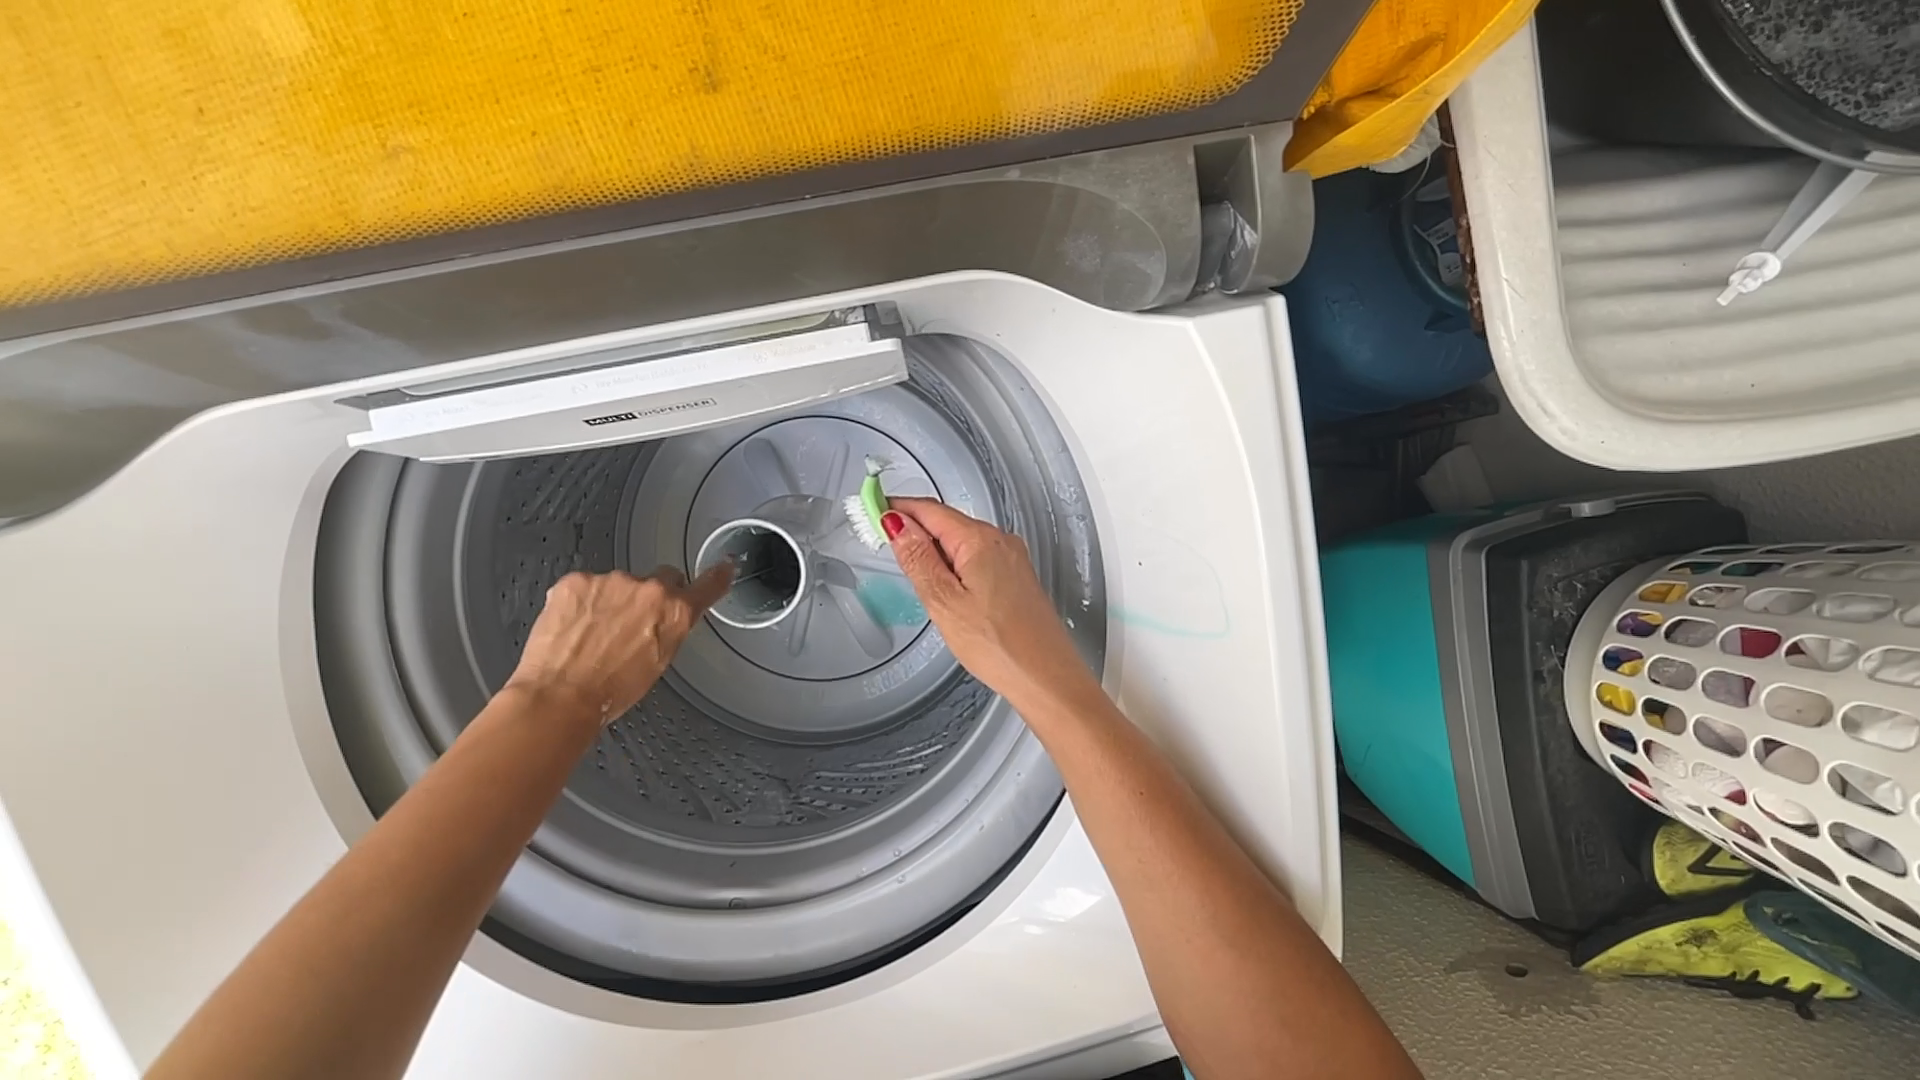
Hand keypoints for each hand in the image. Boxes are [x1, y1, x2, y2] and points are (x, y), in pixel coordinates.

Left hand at [504, 564, 733, 724]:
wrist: (560, 696)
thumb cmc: (609, 692)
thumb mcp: (657, 664)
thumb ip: (669, 630)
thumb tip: (663, 621)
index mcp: (675, 613)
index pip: (707, 586)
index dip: (717, 577)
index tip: (724, 568)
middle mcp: (649, 590)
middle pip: (660, 579)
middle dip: (651, 596)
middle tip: (631, 624)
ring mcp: (611, 582)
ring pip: (618, 584)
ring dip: (610, 601)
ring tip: (593, 636)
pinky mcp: (577, 581)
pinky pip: (585, 585)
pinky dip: (580, 602)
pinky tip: (573, 628)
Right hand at [883, 498, 1099, 709]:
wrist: (1047, 677)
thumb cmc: (1001, 646)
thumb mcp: (944, 601)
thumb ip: (918, 559)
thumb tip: (897, 524)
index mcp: (980, 540)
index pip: (929, 510)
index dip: (898, 508)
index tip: (873, 508)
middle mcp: (1001, 542)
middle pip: (947, 522)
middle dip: (914, 527)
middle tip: (882, 537)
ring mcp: (1012, 560)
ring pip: (963, 542)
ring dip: (934, 547)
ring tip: (909, 565)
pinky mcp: (1016, 578)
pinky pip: (978, 558)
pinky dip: (954, 563)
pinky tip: (944, 584)